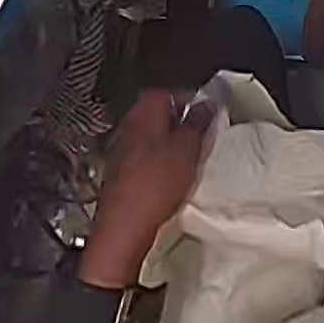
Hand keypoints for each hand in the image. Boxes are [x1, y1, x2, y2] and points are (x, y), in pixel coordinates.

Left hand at [80, 90, 215, 288]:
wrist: (122, 230)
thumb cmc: (158, 181)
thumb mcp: (190, 147)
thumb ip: (200, 121)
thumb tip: (208, 103)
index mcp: (145, 109)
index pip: (172, 92)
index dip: (192, 102)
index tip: (207, 118)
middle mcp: (128, 123)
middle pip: (159, 113)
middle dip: (179, 123)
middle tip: (199, 138)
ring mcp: (118, 148)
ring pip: (150, 135)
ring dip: (167, 143)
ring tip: (186, 160)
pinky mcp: (116, 173)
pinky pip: (141, 156)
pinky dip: (155, 162)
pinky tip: (167, 178)